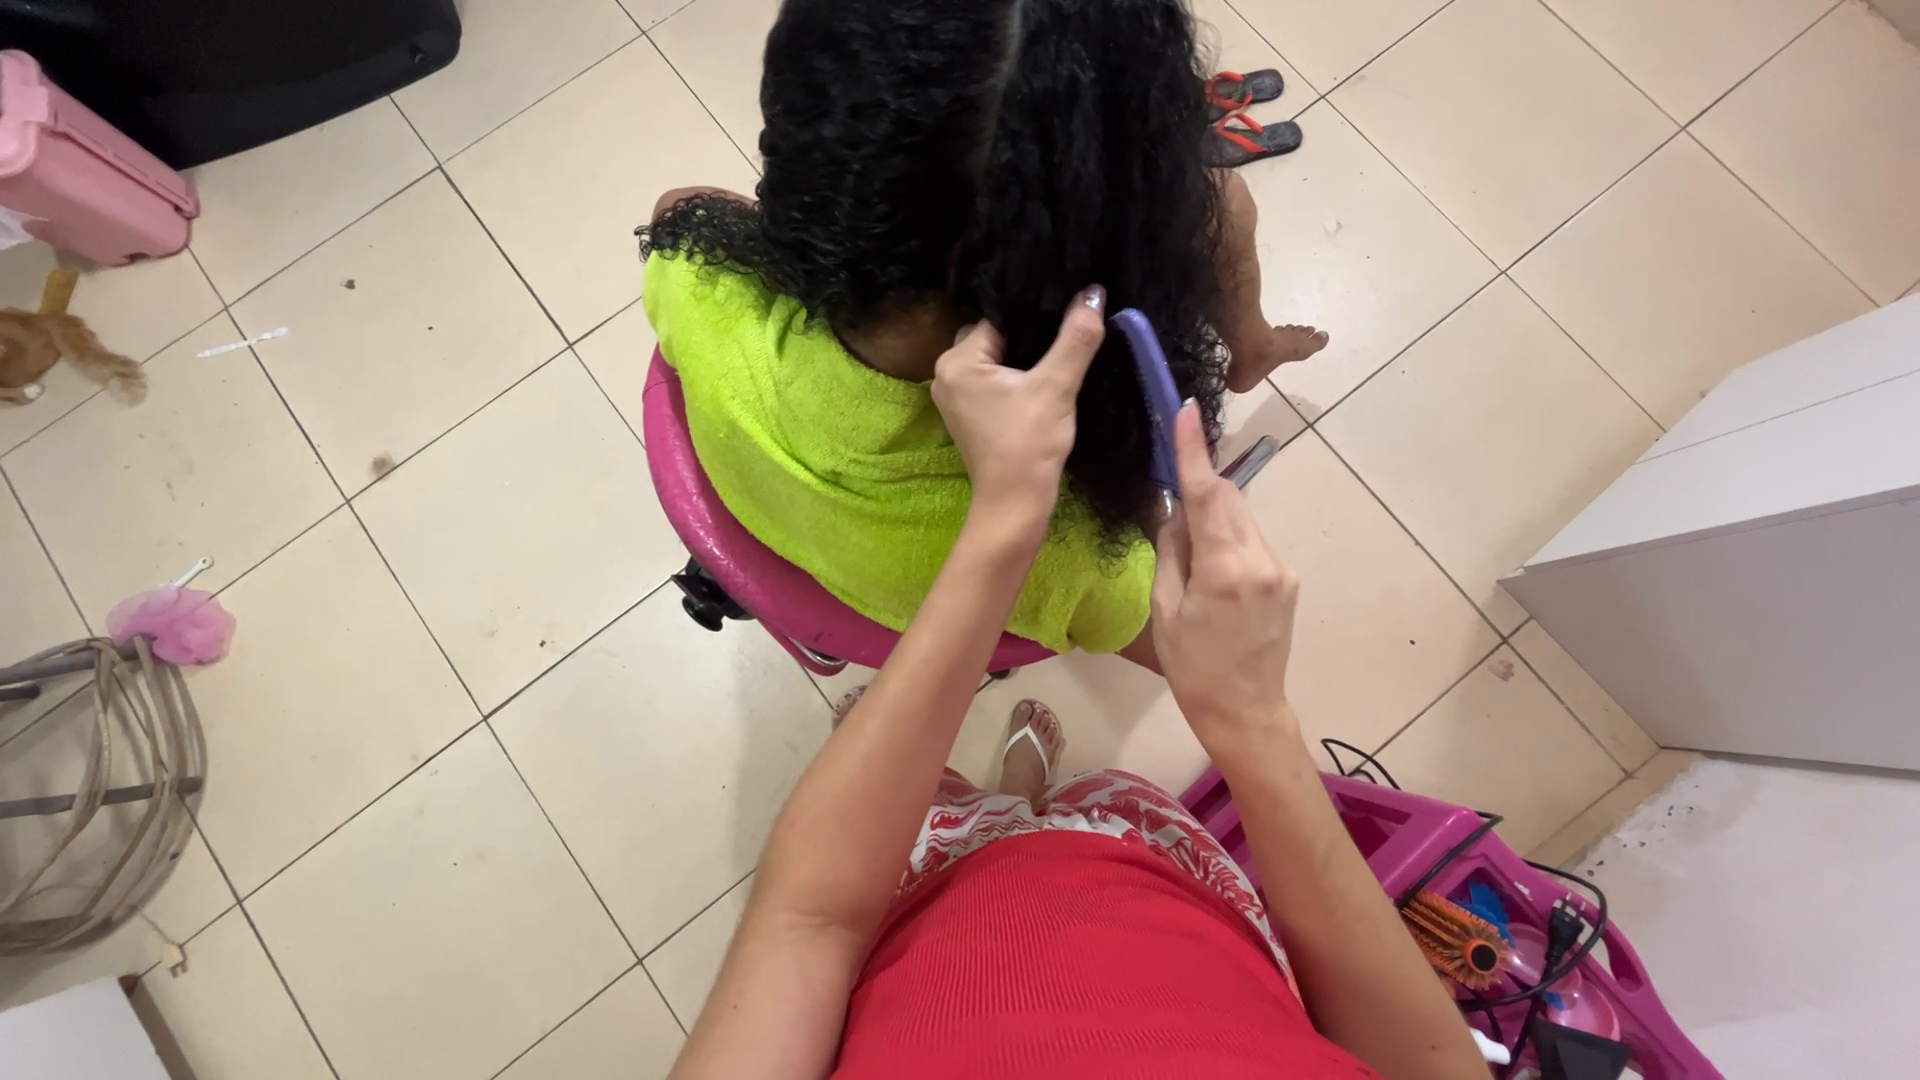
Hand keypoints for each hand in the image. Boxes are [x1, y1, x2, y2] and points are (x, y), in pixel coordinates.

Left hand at [932, 287, 1105, 526]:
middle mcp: (945, 374)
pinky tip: (1039, 383)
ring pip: (993, 360)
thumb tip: (1092, 292)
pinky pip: (990, 382)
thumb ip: (1076, 337)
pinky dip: (1012, 380)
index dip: (1034, 318)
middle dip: (1027, 338)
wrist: (1015, 502)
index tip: (1063, 318)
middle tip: (1061, 340)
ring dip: (1021, 360)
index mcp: (957, 361)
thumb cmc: (1030, 444)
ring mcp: (952, 397)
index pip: (999, 318)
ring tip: (1053, 359)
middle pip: (994, 337)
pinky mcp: (965, 415)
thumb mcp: (1057, 386)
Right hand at [1151, 402, 1300, 748]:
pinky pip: (1251, 541)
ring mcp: (1281, 569)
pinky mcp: (1288, 579)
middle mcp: (1262, 560)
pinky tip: (1212, 575)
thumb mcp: (1166, 609)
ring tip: (1190, 560)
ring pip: (1241, 519)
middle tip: (1170, 507)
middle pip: (1229, 499)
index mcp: (1225, 570)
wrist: (1245, 711)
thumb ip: (1172, 551)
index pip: (1208, 494)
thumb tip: (1174, 509)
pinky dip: (1227, 541)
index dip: (1193, 450)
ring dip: (1213, 519)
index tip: (1187, 410)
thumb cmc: (1192, 667)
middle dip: (1200, 490)